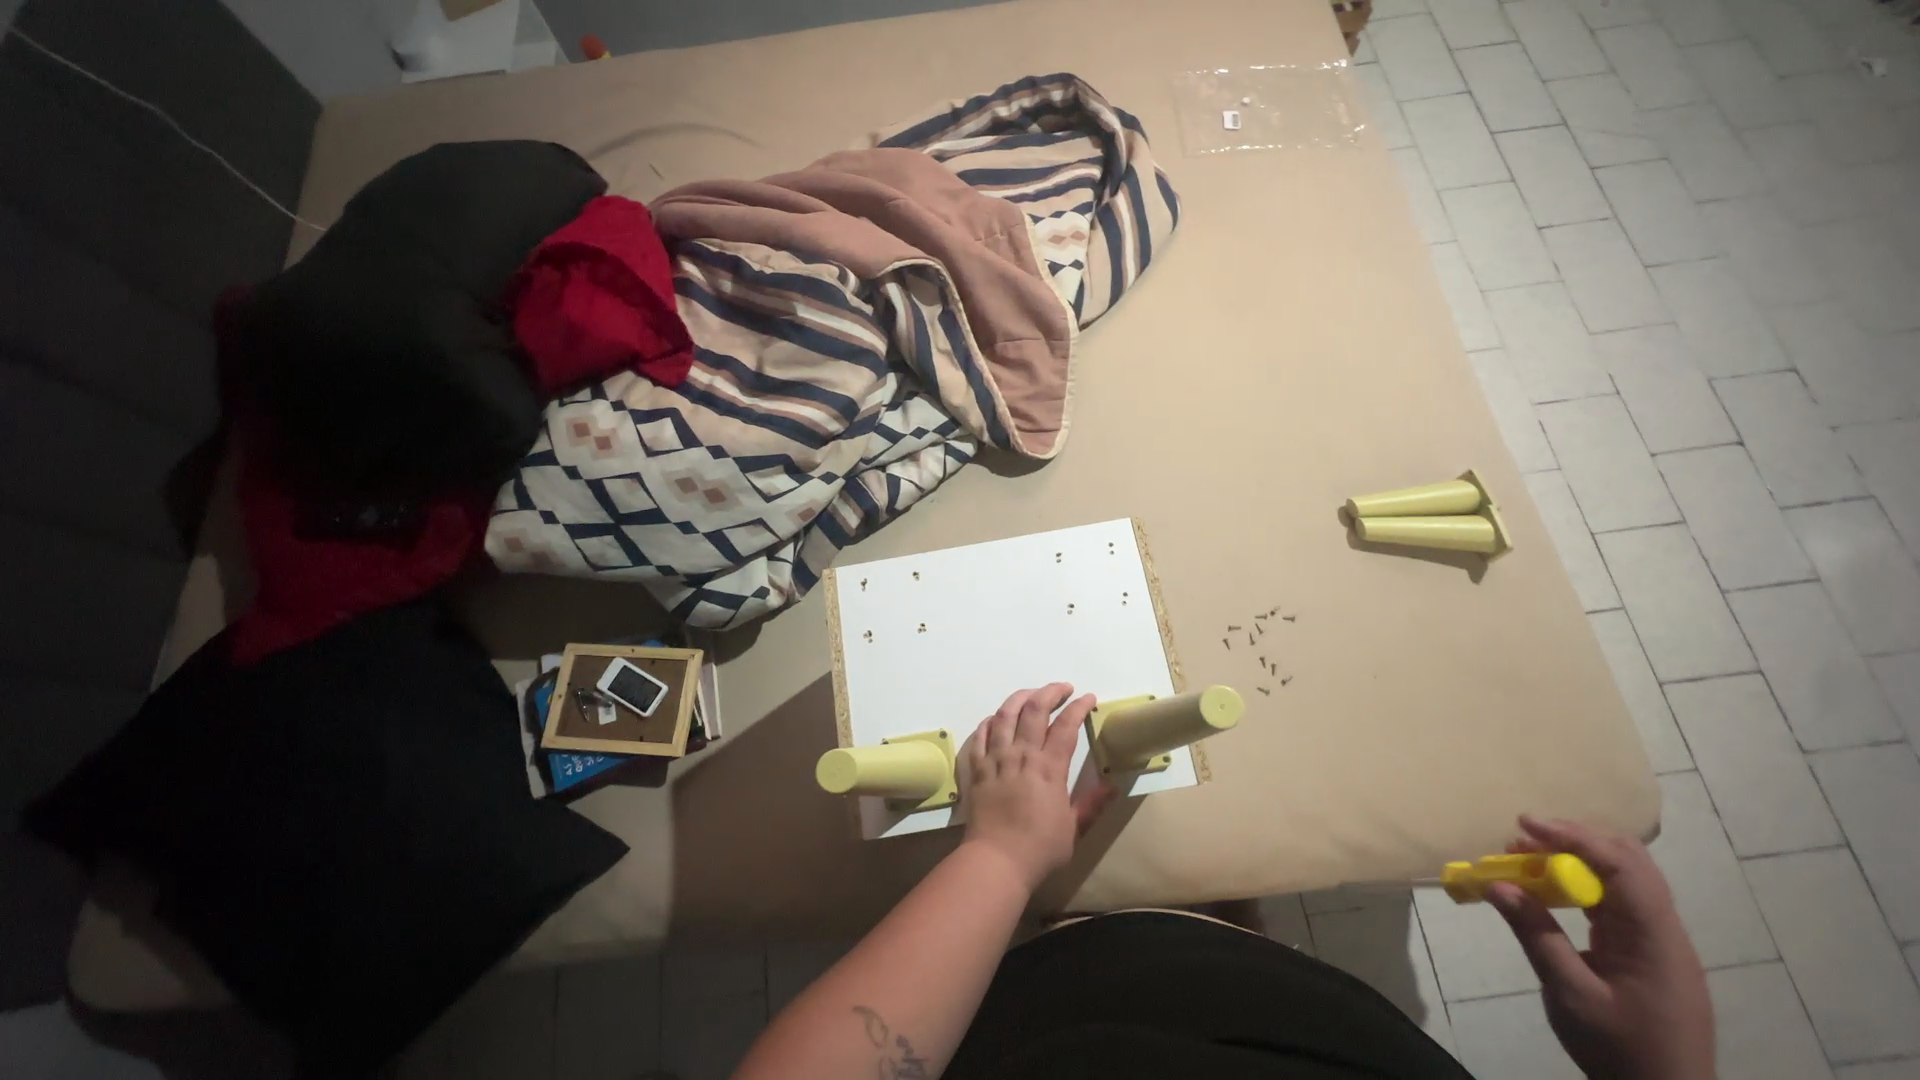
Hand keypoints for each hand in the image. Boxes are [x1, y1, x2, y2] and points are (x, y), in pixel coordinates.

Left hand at [959, 683, 1113, 890]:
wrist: (996, 861)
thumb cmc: (1039, 849)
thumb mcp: (1074, 829)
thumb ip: (1091, 804)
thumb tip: (1112, 786)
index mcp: (1049, 769)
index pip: (1066, 726)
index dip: (1078, 708)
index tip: (1088, 698)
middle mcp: (1022, 756)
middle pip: (1034, 711)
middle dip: (1050, 693)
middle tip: (1063, 689)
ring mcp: (996, 760)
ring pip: (1005, 715)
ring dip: (1020, 698)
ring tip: (1032, 694)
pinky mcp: (977, 769)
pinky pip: (980, 735)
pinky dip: (990, 721)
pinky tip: (997, 718)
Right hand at [1486, 816, 1713, 1079]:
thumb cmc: (1622, 1050)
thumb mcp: (1571, 995)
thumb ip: (1537, 936)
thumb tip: (1498, 886)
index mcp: (1655, 938)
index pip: (1621, 866)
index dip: (1573, 837)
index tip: (1525, 825)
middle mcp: (1664, 930)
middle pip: (1629, 861)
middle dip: (1574, 839)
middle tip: (1523, 838)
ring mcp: (1658, 940)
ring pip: (1623, 877)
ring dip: (1575, 859)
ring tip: (1526, 858)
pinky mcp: (1645, 951)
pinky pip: (1615, 900)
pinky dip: (1580, 884)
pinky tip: (1550, 889)